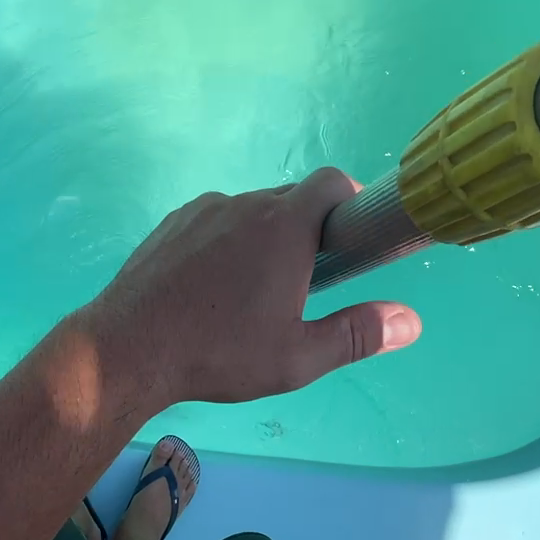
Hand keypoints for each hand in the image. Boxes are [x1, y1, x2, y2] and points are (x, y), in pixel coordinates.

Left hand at [76, 167, 421, 411]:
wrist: (128, 348)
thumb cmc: (219, 354)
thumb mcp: (296, 357)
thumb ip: (356, 335)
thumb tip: (411, 321)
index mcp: (284, 225)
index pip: (331, 182)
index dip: (348, 202)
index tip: (349, 239)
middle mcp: (243, 204)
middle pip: (290, 198)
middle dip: (306, 229)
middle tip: (303, 280)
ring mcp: (201, 210)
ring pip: (248, 211)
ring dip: (263, 237)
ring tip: (250, 291)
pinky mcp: (170, 224)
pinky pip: (213, 221)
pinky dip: (225, 242)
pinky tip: (209, 287)